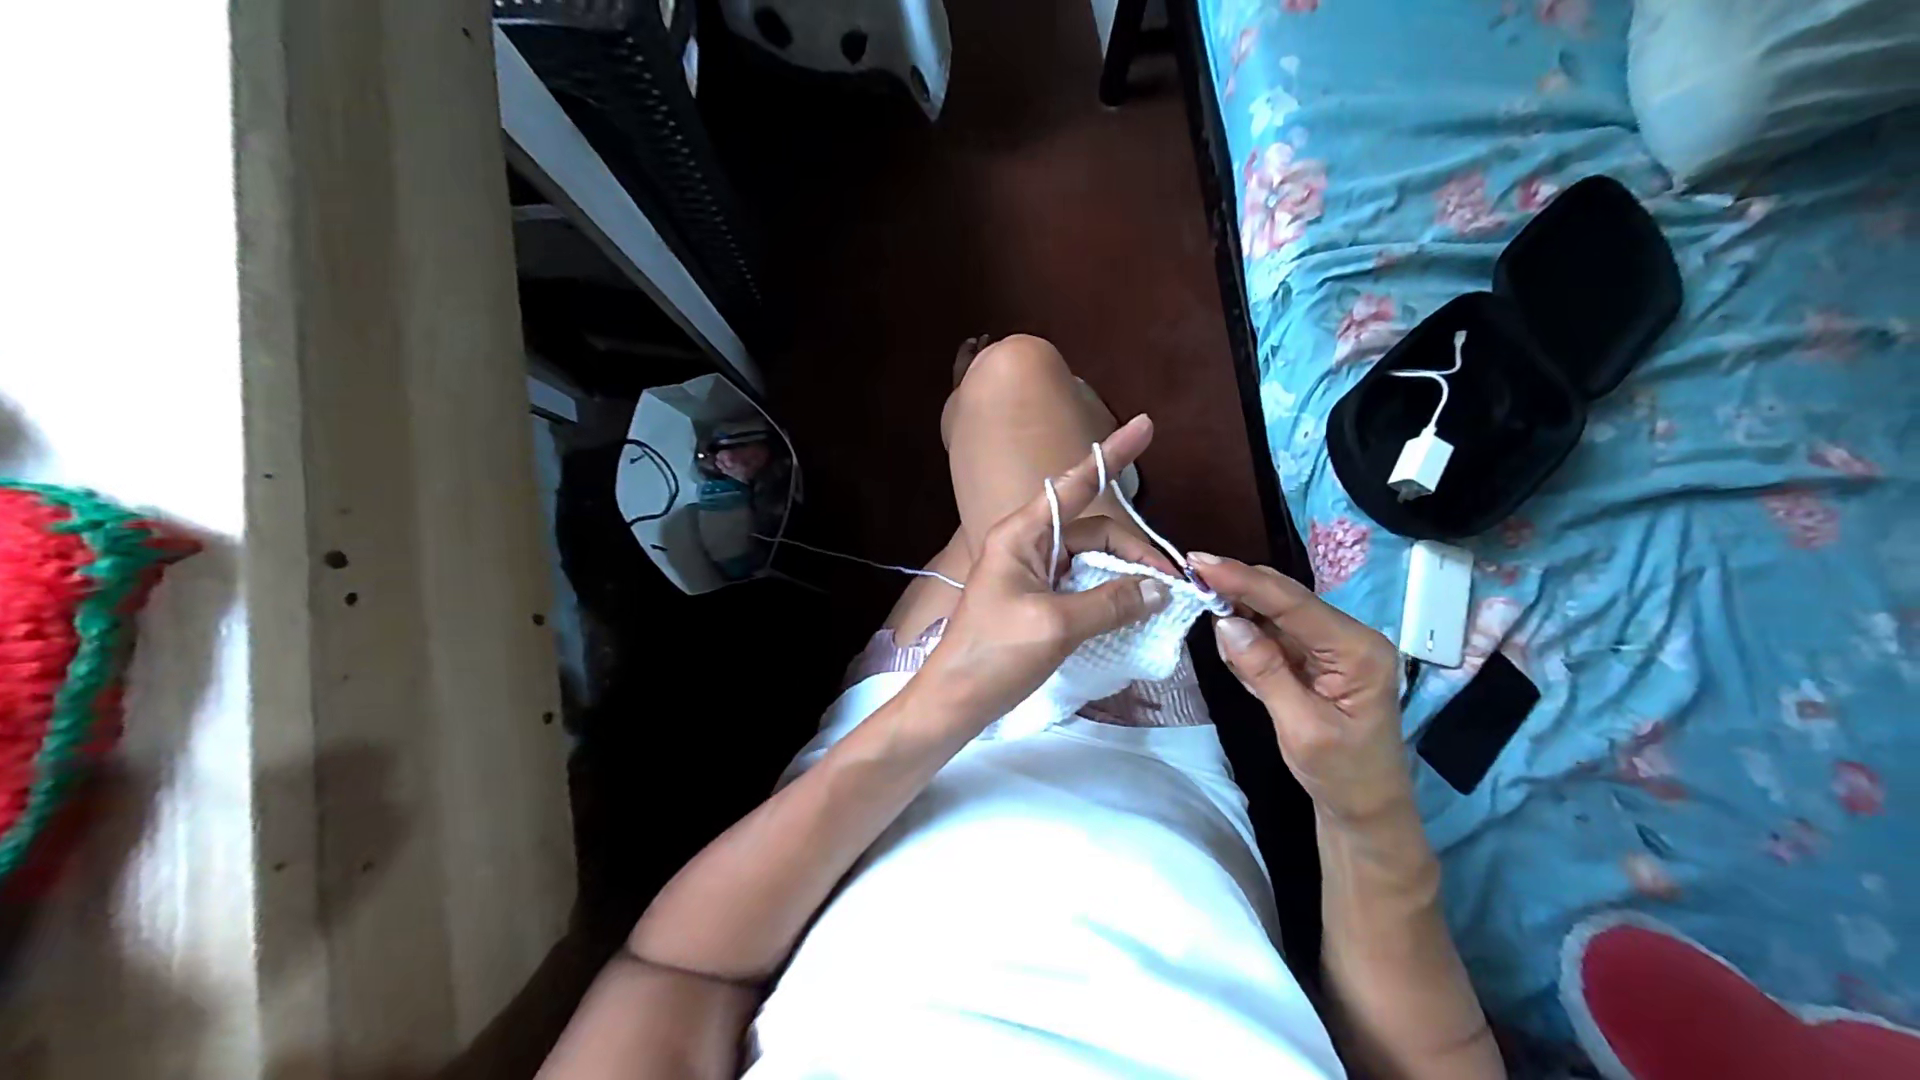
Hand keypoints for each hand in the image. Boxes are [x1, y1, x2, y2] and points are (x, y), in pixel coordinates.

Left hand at [917, 415, 1174, 727]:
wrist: (955, 700)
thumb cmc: (994, 654)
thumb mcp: (1056, 626)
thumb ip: (1110, 602)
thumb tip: (1158, 588)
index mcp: (1022, 535)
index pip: (1074, 485)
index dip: (1111, 456)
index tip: (1146, 425)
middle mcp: (1027, 545)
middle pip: (1093, 532)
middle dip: (1133, 551)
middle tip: (1172, 582)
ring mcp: (1032, 574)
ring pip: (1090, 561)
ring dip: (1124, 575)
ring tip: (1159, 598)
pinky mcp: (1036, 601)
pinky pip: (1081, 586)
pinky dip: (1108, 595)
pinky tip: (1132, 611)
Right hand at [1190, 555, 1411, 825]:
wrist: (1366, 807)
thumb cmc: (1342, 774)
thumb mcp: (1301, 729)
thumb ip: (1265, 672)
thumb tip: (1226, 623)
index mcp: (1357, 650)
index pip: (1293, 603)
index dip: (1244, 580)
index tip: (1200, 562)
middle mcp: (1348, 636)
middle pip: (1283, 596)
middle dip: (1236, 585)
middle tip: (1191, 576)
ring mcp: (1330, 644)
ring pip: (1273, 610)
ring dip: (1238, 613)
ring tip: (1221, 636)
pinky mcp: (1313, 655)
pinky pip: (1271, 632)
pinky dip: (1246, 637)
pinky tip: (1240, 660)